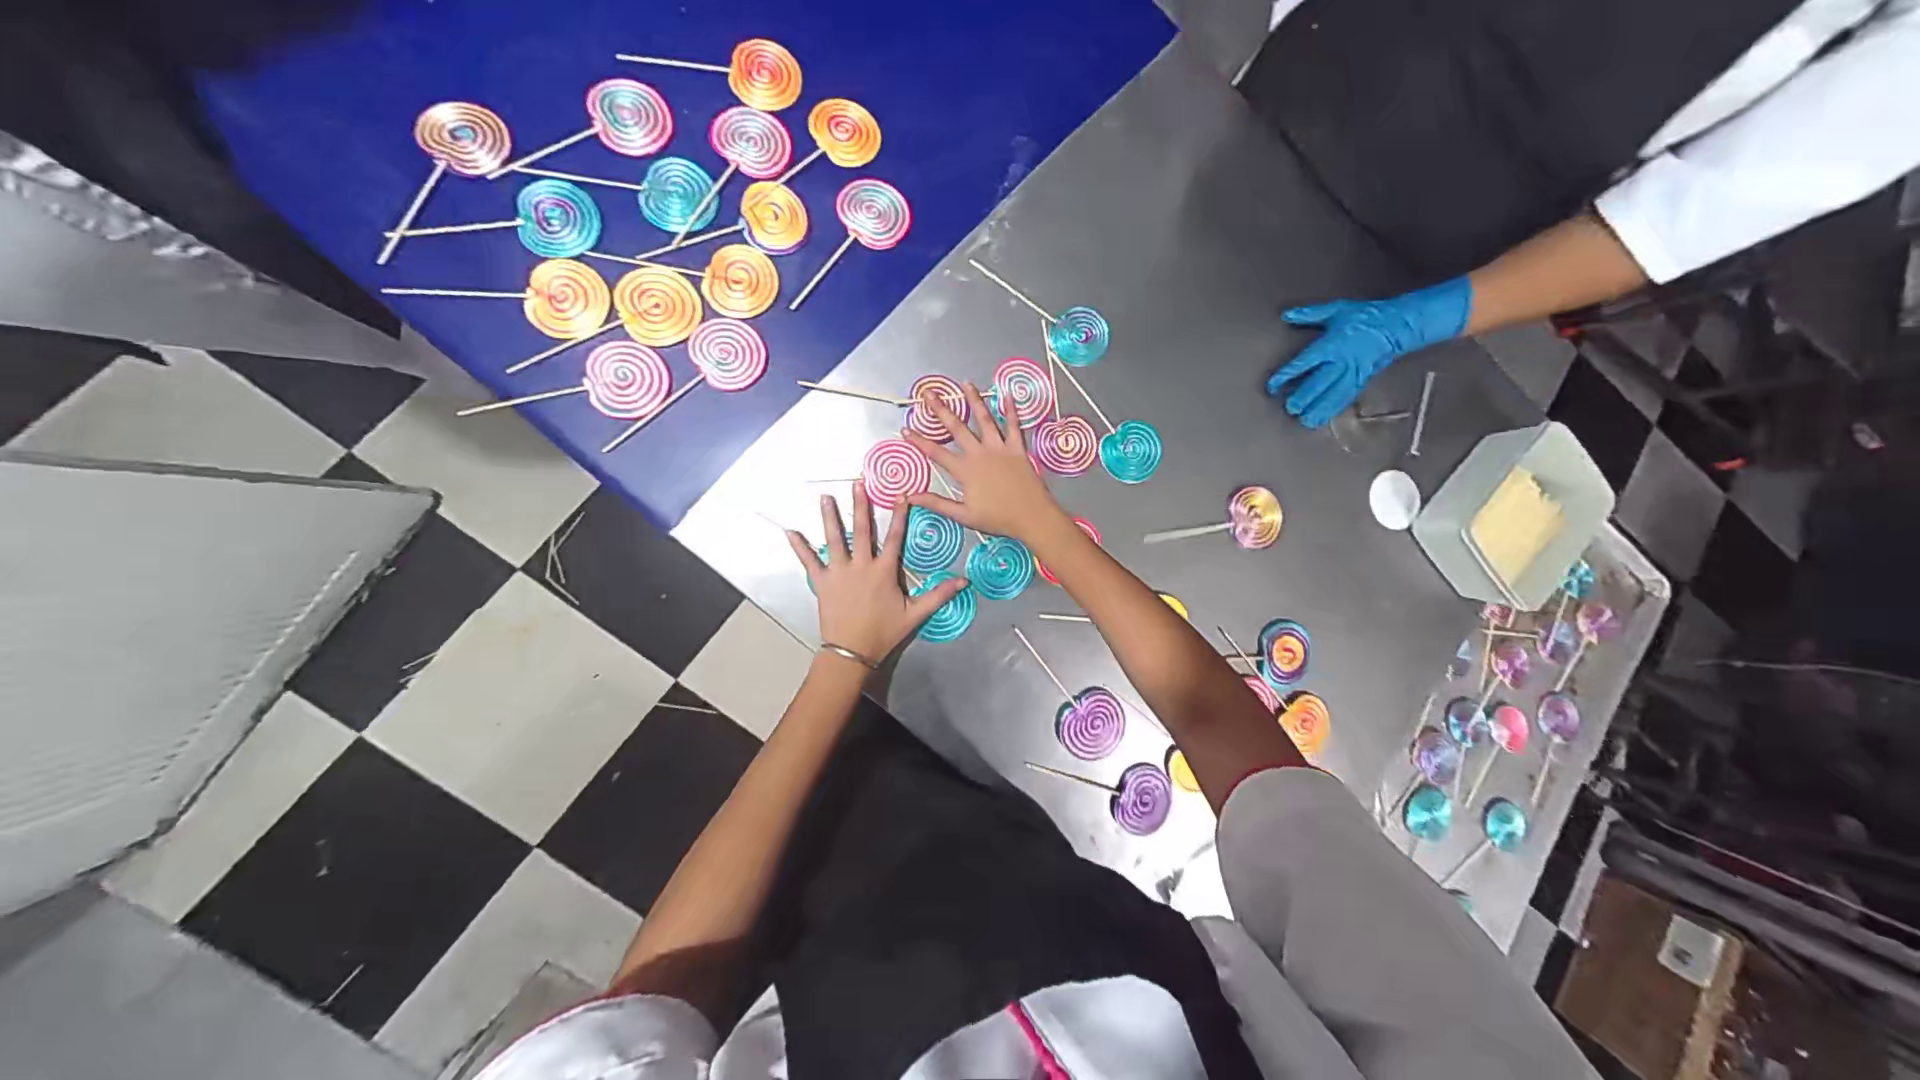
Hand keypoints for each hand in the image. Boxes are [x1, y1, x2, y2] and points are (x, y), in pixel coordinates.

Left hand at [787, 481, 967, 662]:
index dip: (900, 515)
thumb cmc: (884, 632)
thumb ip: (938, 595)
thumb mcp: (915, 614)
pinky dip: (799, 547)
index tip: (901, 495)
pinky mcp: (821, 582)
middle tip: (858, 483)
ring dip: (830, 517)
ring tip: (825, 497)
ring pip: (834, 539)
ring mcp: (839, 572)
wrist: (852, 651)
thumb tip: (964, 581)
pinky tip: (790, 532)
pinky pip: (809, 561)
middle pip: (862, 530)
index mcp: (884, 571)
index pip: (895, 537)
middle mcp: (861, 565)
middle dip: (860, 505)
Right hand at [901, 382, 1067, 543]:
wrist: (1032, 516)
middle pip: (956, 427)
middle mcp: (980, 454)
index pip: (935, 452)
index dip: (919, 440)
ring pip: (984, 419)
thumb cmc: (998, 518)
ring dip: (974, 400)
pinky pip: (1013, 425)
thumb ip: (937, 503)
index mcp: (965, 470)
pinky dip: (1010, 410)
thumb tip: (910, 497)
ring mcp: (1000, 448)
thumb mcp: (963, 515)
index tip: (906, 429)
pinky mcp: (1018, 448)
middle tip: (929, 394)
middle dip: (941, 409)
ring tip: (965, 384)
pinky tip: (1007, 396)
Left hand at [1265, 275, 1471, 427]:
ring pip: (1333, 394)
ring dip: (1319, 409)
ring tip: (1305, 421)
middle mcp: (1341, 361)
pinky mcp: (1362, 379)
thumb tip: (1287, 315)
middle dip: (1304, 396)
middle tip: (1290, 407)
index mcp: (1331, 344)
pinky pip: (1346, 397)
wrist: (1398, 324)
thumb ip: (1310, 314)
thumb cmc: (1366, 316)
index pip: (1304, 362)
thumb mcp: (1337, 310)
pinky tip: (1324, 418)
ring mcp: (1353, 372)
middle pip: (1319, 382)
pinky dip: (1334, 408)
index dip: (1287, 375)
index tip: (1273, 385)